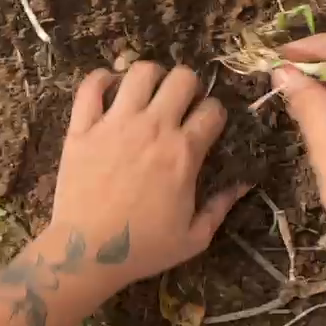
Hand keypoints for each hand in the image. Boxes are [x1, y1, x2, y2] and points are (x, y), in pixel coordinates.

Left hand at [47, 62, 240, 286]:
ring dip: (150, 77)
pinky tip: (108, 89)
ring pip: (140, 72)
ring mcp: (114, 125)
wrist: (86, 253)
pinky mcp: (81, 130)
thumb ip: (220, 208)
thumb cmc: (142, 250)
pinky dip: (101, 80)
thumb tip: (243, 185)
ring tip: (146, 94)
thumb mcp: (193, 238)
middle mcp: (152, 129)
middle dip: (188, 87)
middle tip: (178, 106)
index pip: (213, 110)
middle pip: (182, 78)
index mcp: (184, 152)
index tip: (206, 127)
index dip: (215, 115)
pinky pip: (90, 87)